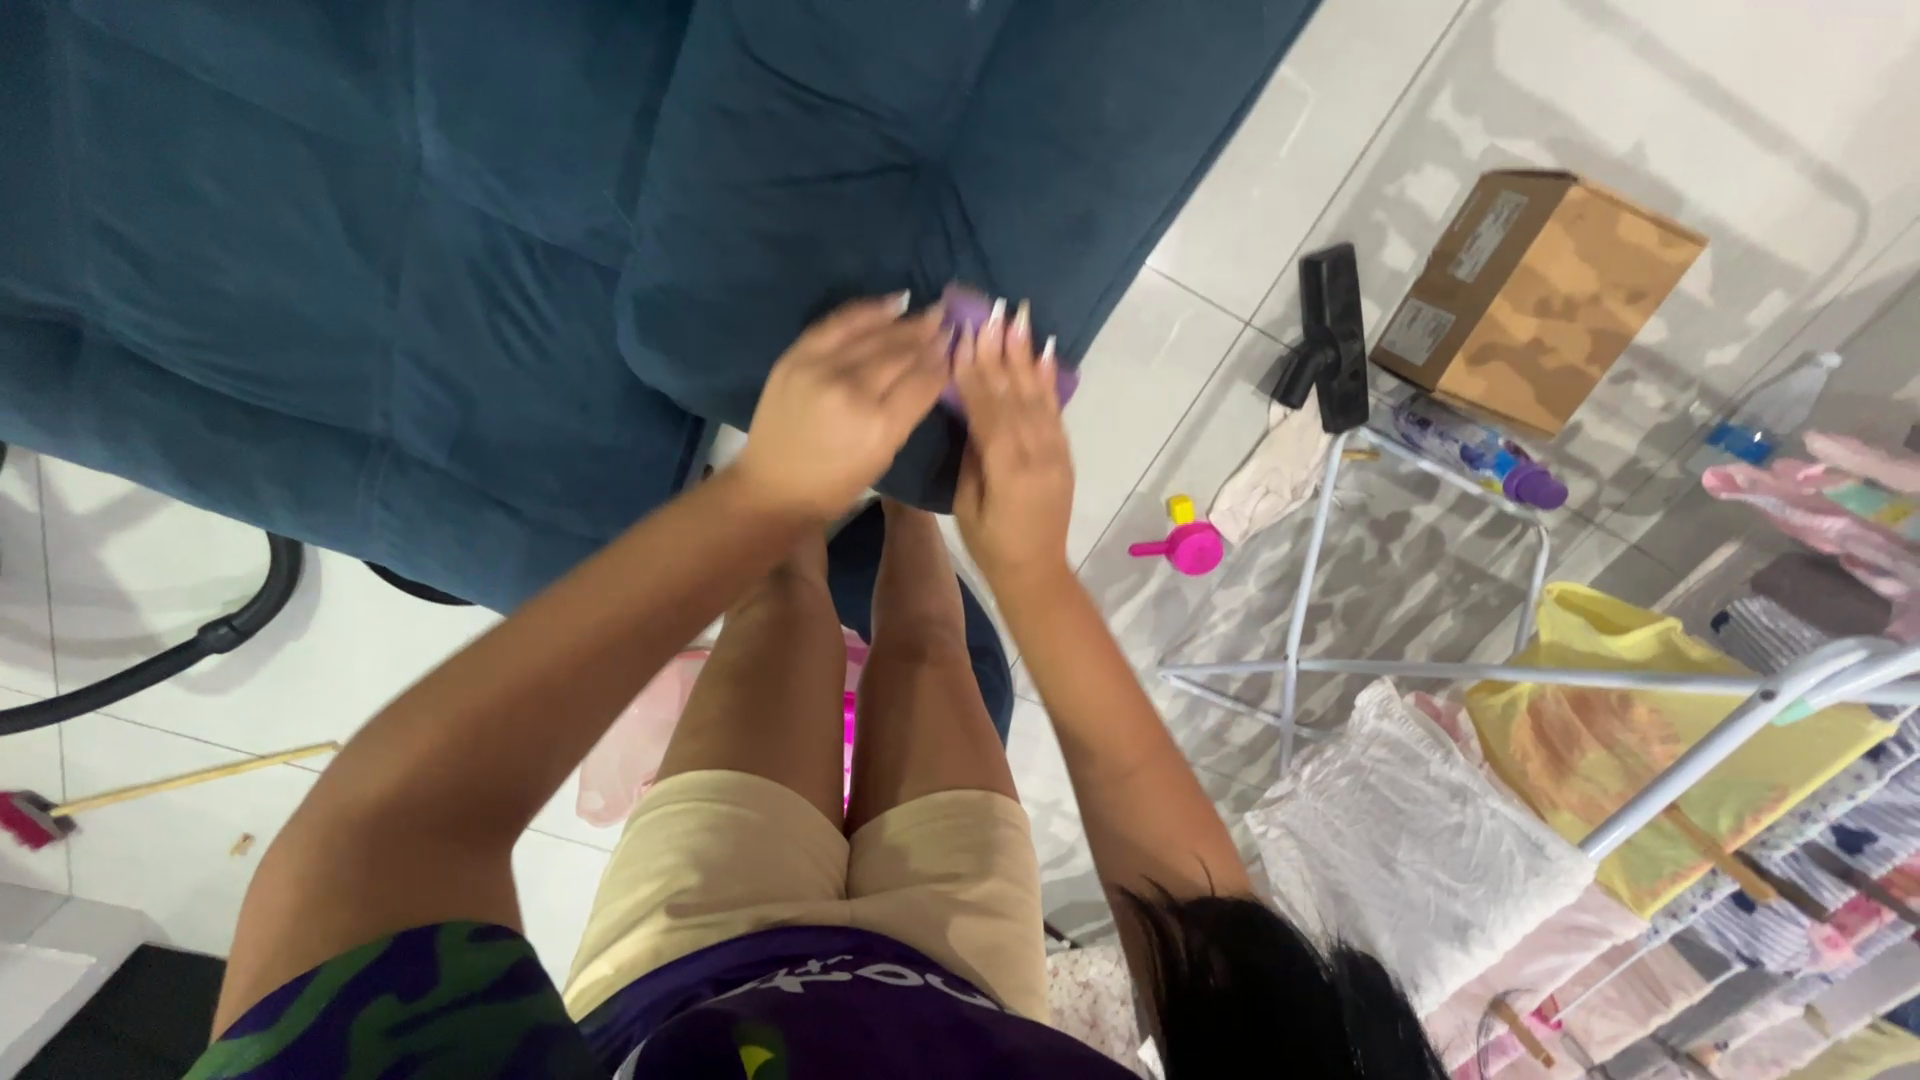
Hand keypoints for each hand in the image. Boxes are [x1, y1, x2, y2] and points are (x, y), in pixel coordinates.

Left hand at [733, 293, 949, 520]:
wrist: (774, 487)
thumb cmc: (836, 485)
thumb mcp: (883, 456)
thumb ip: (908, 412)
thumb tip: (933, 372)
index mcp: (880, 426)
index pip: (923, 381)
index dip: (944, 361)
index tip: (959, 346)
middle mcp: (853, 391)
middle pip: (902, 353)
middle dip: (930, 337)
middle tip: (950, 323)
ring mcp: (822, 369)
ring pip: (875, 335)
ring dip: (907, 323)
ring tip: (929, 313)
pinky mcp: (797, 356)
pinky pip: (840, 323)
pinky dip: (869, 310)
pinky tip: (894, 304)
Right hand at [953, 299, 1074, 586]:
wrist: (1036, 570)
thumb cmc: (989, 543)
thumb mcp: (967, 503)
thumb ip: (972, 455)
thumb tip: (970, 410)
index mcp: (1006, 469)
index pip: (987, 409)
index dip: (974, 371)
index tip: (964, 334)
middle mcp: (1035, 453)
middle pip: (1013, 394)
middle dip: (1000, 349)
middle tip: (991, 309)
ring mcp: (1054, 451)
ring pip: (1036, 395)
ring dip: (1025, 353)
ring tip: (1017, 316)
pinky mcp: (1063, 453)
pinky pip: (1055, 410)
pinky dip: (1048, 379)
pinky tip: (1043, 352)